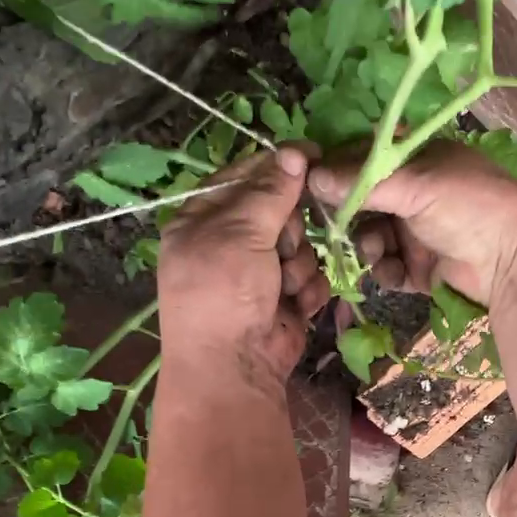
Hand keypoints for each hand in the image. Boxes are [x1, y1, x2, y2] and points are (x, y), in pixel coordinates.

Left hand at [158, 145, 330, 390]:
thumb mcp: (241, 233)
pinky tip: (295, 305)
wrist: (234, 365)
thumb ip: (270, 192)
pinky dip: (308, 291)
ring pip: (302, 246)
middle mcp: (231, 243)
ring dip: (299, 266)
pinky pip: (312, 278)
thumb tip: (294, 151)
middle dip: (289, 229)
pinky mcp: (287, 299)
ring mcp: (261, 274)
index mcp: (203, 219)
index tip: (312, 155)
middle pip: (281, 211)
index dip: (278, 167)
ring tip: (284, 287)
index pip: (245, 177)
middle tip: (282, 246)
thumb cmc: (223, 292)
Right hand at [307, 141, 516, 306]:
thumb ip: (363, 183)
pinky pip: (391, 269)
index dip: (339, 171)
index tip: (312, 183)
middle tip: (334, 226)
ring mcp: (420, 233)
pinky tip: (393, 272)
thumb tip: (312, 176)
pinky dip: (387, 271)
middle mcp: (418, 193)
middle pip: (366, 203)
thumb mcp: (415, 184)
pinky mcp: (423, 268)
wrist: (512, 259)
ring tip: (377, 251)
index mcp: (419, 160)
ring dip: (368, 246)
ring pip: (374, 238)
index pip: (367, 159)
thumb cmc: (469, 205)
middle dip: (350, 216)